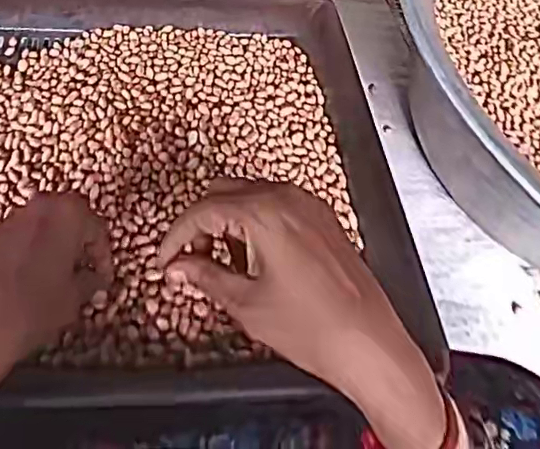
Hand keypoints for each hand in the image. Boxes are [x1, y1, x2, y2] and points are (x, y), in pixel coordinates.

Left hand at [0, 191, 111, 375]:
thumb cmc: (33, 306)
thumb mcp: (73, 298)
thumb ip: (90, 282)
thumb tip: (94, 279)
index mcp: (68, 211)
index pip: (97, 228)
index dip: (104, 256)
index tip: (104, 278)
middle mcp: (42, 204)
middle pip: (71, 218)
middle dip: (80, 244)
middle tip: (86, 273)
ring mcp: (16, 216)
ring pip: (46, 226)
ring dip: (57, 246)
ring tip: (61, 280)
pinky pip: (25, 235)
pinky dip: (35, 250)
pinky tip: (35, 280)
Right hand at [155, 180, 450, 447]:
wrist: (373, 348)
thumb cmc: (319, 329)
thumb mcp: (247, 305)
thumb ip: (205, 276)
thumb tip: (179, 267)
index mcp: (263, 212)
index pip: (202, 210)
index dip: (176, 235)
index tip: (166, 258)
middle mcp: (285, 197)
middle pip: (222, 192)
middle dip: (201, 224)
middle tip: (191, 260)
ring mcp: (306, 204)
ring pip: (248, 194)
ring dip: (227, 221)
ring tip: (224, 265)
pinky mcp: (321, 217)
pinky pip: (275, 204)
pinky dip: (255, 222)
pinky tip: (255, 259)